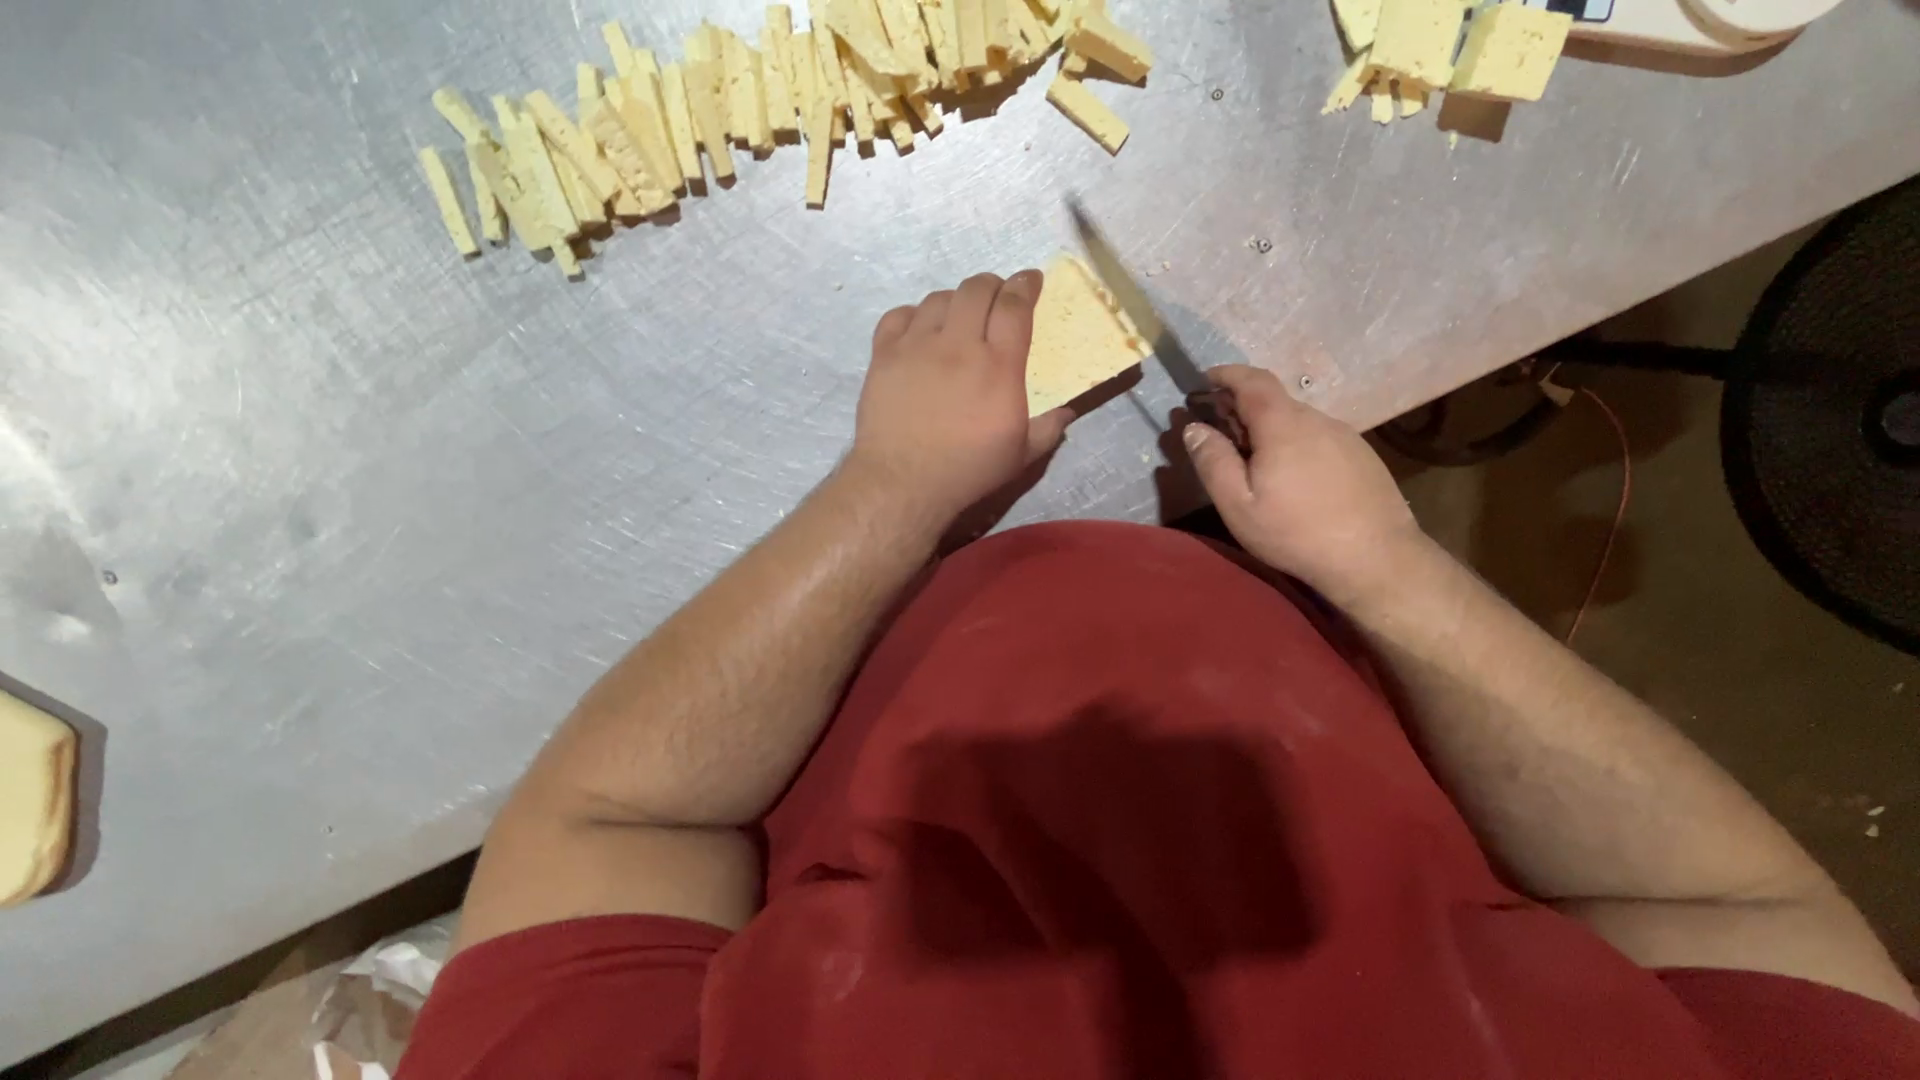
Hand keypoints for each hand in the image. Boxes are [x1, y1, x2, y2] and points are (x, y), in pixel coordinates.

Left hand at [843, 271, 1072, 527]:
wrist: (902, 481)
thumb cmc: (967, 471)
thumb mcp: (1019, 457)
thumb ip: (1047, 430)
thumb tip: (1067, 413)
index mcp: (998, 366)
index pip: (1015, 306)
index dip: (1025, 285)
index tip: (1030, 280)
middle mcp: (959, 345)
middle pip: (976, 289)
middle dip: (992, 285)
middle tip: (996, 296)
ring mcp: (917, 346)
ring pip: (938, 299)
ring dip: (954, 300)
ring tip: (958, 315)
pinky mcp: (884, 355)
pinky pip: (898, 316)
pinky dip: (913, 315)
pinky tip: (919, 329)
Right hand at [1183, 365, 1430, 607]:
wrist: (1376, 558)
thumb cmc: (1296, 533)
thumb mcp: (1238, 505)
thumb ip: (1213, 462)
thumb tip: (1193, 428)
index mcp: (1283, 425)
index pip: (1253, 380)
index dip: (1227, 374)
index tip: (1206, 379)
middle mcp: (1317, 420)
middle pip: (1275, 401)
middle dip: (1243, 406)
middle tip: (1220, 430)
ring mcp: (1345, 436)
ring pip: (1298, 421)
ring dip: (1270, 428)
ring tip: (1254, 459)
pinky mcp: (1362, 455)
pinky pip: (1319, 437)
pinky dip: (1295, 443)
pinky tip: (1292, 477)